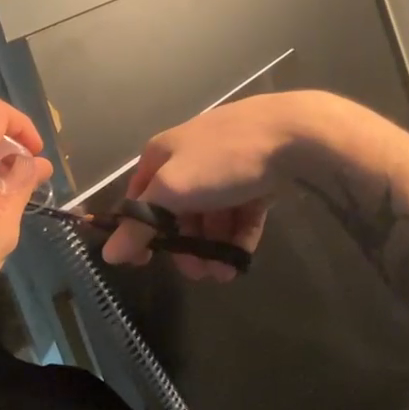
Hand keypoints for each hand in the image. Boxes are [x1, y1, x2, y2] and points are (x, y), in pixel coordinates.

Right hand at [101, 92, 328, 282]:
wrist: (299, 135)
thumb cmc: (224, 159)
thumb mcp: (172, 192)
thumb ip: (139, 225)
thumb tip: (108, 254)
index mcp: (163, 154)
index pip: (138, 199)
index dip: (138, 232)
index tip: (146, 262)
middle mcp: (191, 158)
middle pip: (177, 213)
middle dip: (184, 246)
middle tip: (197, 274)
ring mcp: (226, 167)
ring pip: (210, 217)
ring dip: (212, 248)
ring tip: (224, 272)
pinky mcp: (258, 177)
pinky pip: (239, 213)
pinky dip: (236, 237)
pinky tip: (240, 259)